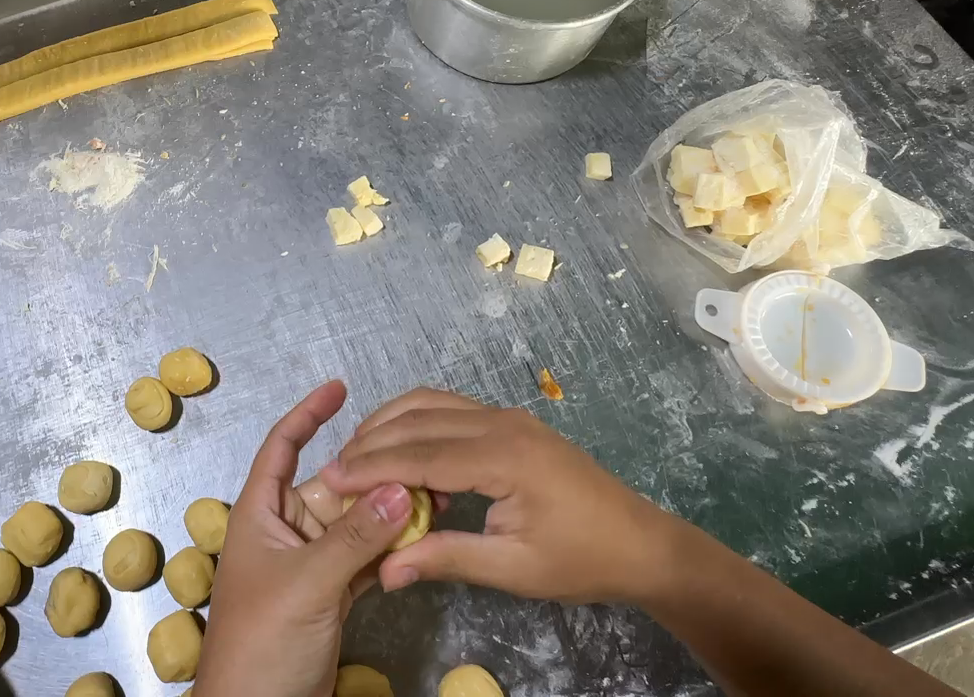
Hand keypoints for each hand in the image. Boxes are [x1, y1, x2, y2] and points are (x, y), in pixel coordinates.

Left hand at [195, 381, 417, 696]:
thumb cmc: (263, 638)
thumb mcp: (307, 582)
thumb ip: (354, 536)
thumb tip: (401, 486)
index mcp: (261, 511)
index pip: (282, 447)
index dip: (307, 414)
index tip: (339, 388)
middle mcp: (285, 528)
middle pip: (332, 486)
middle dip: (371, 474)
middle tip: (420, 462)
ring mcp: (310, 562)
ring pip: (354, 523)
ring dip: (387, 513)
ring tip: (432, 495)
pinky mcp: (331, 593)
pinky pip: (364, 557)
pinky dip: (389, 550)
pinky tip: (421, 538)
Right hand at [318, 388, 684, 604]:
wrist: (643, 544)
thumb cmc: (581, 560)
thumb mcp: (513, 570)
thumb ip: (445, 559)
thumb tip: (385, 570)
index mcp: (501, 456)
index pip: (418, 454)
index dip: (370, 467)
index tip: (330, 481)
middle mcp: (497, 422)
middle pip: (416, 419)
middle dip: (370, 442)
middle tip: (334, 470)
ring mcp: (503, 414)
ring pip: (428, 402)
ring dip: (388, 423)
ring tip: (358, 456)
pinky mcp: (506, 419)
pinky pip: (446, 407)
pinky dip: (413, 422)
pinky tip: (402, 451)